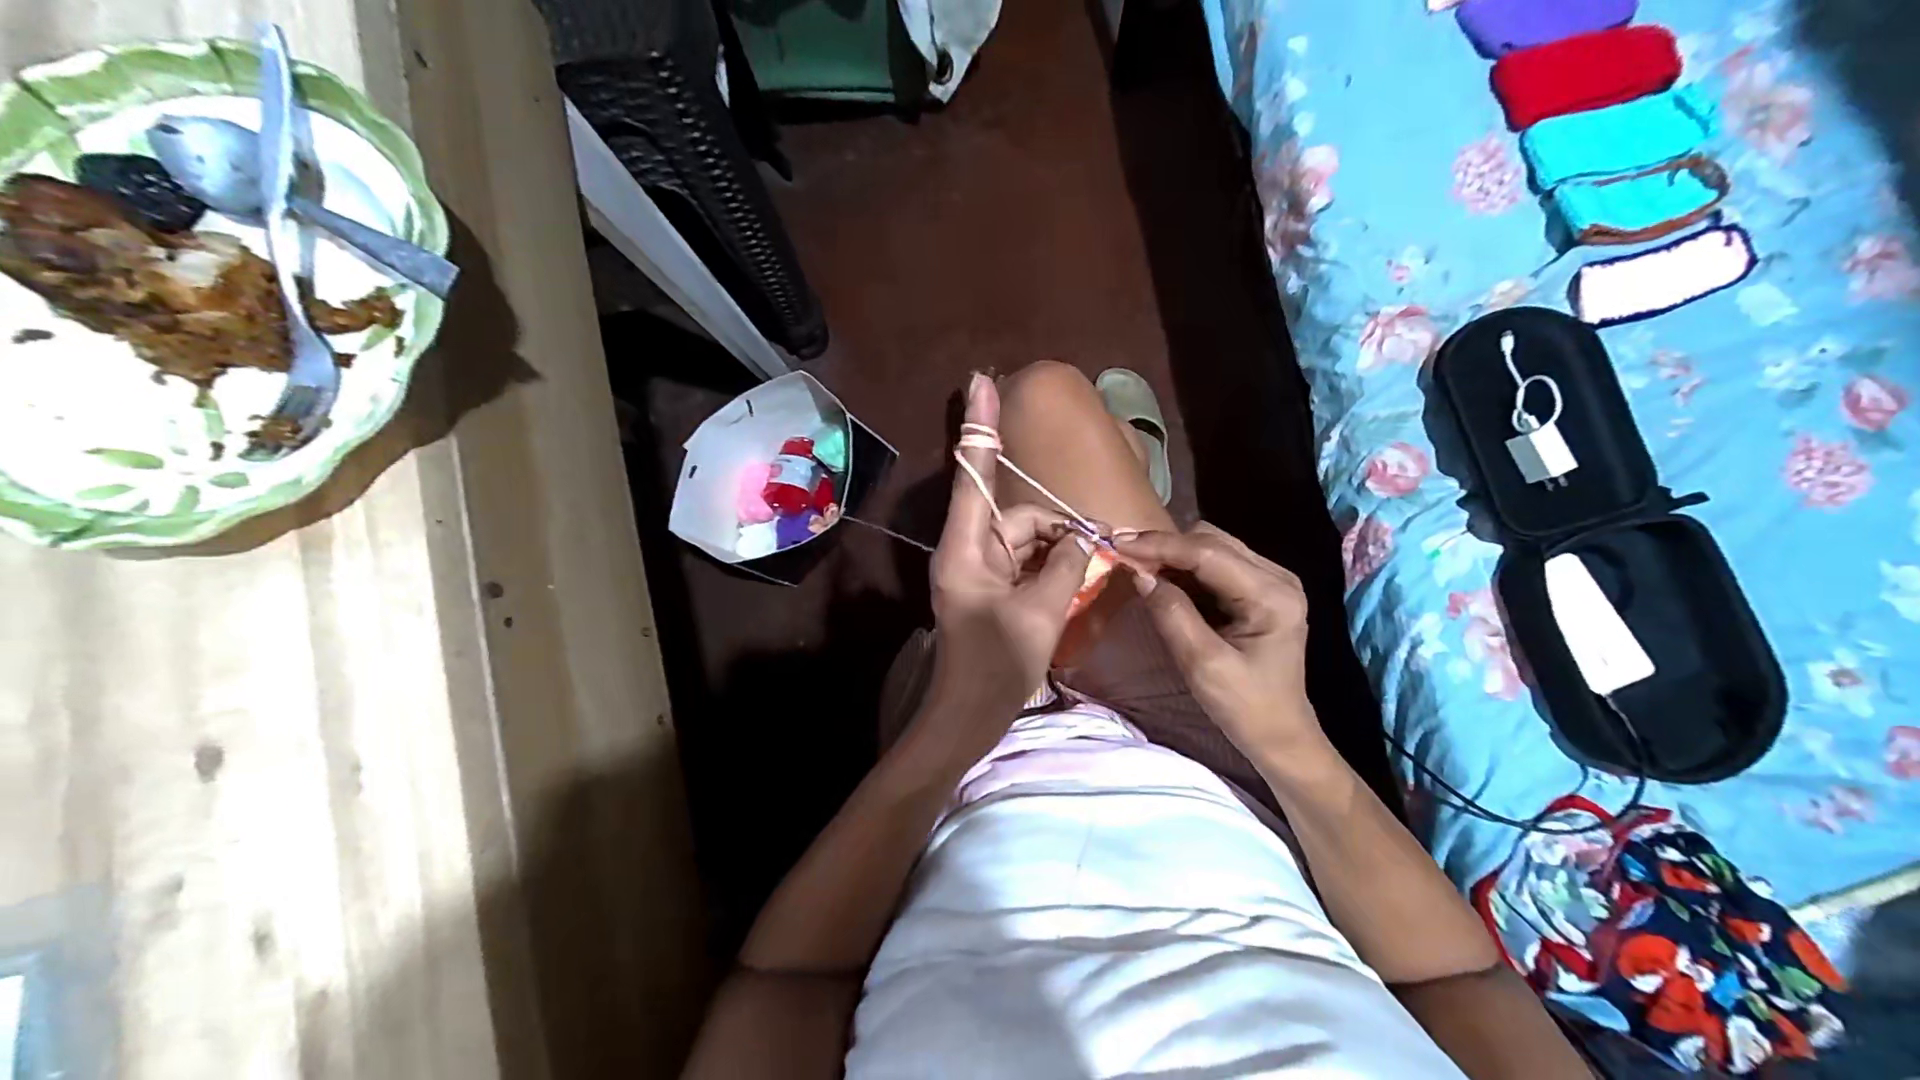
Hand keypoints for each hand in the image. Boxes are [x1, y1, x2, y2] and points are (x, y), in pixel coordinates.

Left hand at [927, 374, 1092, 710]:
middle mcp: (967, 549)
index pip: (973, 475)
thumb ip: (1067, 565)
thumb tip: (1083, 536)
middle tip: (1098, 549)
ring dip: (1058, 550)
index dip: (981, 428)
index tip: (981, 380)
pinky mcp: (990, 586)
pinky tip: (1077, 581)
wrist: (968, 716)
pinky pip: (1025, 560)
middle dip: (1057, 527)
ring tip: (1090, 572)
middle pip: (1016, 514)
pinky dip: (1051, 566)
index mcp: (965, 549)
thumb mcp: (1041, 614)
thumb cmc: (996, 667)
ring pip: (1025, 538)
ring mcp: (978, 569)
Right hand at [1114, 524, 1329, 768]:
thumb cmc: (1245, 706)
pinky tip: (1162, 581)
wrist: (1279, 734)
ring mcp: (1270, 581)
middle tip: (1124, 559)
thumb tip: (1139, 573)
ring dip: (1173, 555)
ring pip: (1211, 547)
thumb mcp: (1202, 664)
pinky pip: (1214, 564)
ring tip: (1139, 569)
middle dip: (1165, 547)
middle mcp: (1277, 577)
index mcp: (1271, 595)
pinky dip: (1184, 568)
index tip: (1117, 543)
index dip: (1160, 545)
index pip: (1208, 553)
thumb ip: (1171, 613)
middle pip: (1211, 541)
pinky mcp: (1258, 590)